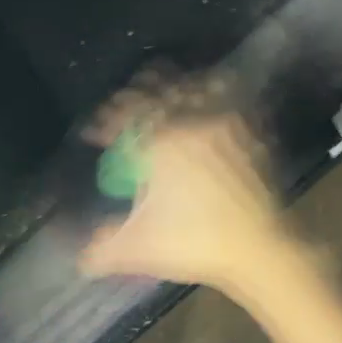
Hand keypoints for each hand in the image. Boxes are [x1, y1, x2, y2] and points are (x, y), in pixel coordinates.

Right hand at [78, 104, 293, 290]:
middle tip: (123, 106)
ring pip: (198, 86)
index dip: (104, 120)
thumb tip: (82, 256)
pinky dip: (216, 97)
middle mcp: (193, 122)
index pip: (124, 115)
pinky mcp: (254, 134)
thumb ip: (102, 247)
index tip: (94, 132)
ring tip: (166, 97)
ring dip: (177, 88)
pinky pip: (232, 101)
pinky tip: (209, 108)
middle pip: (159, 89)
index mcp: (160, 142)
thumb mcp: (136, 249)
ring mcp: (227, 124)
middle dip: (136, 94)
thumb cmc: (193, 245)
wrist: (259, 251)